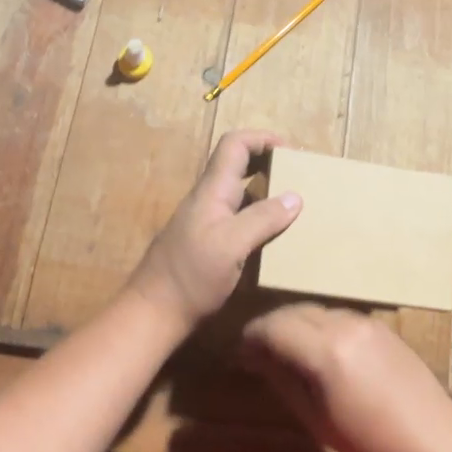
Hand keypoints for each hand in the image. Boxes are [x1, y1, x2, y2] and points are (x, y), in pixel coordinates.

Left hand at [125, 130, 302, 333]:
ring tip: (295, 207)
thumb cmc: (191, 277)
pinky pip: (237, 218)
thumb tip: (295, 196)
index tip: (291, 152)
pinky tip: (275, 238)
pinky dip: (258, 218)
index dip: (262, 138)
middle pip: (237, 164)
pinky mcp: (207, 243)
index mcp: (212, 191)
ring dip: (266, 192)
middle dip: (268, 162)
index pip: (234, 144)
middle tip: (298, 178)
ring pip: (239, 193)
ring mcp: (205, 222)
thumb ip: (262, 219)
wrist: (153, 314)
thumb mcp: (232, 246)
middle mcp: (208, 199)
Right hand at [241, 303, 451, 451]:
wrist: (431, 437)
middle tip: (255, 351)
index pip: (274, 327)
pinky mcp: (380, 325)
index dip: (251, 336)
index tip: (238, 352)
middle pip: (294, 311)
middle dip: (270, 326)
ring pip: (316, 310)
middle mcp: (344, 324)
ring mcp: (365, 320)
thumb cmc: (369, 439)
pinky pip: (338, 315)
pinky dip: (318, 325)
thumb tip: (253, 357)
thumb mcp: (316, 417)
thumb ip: (282, 379)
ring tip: (284, 350)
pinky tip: (317, 349)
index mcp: (326, 349)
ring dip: (295, 323)